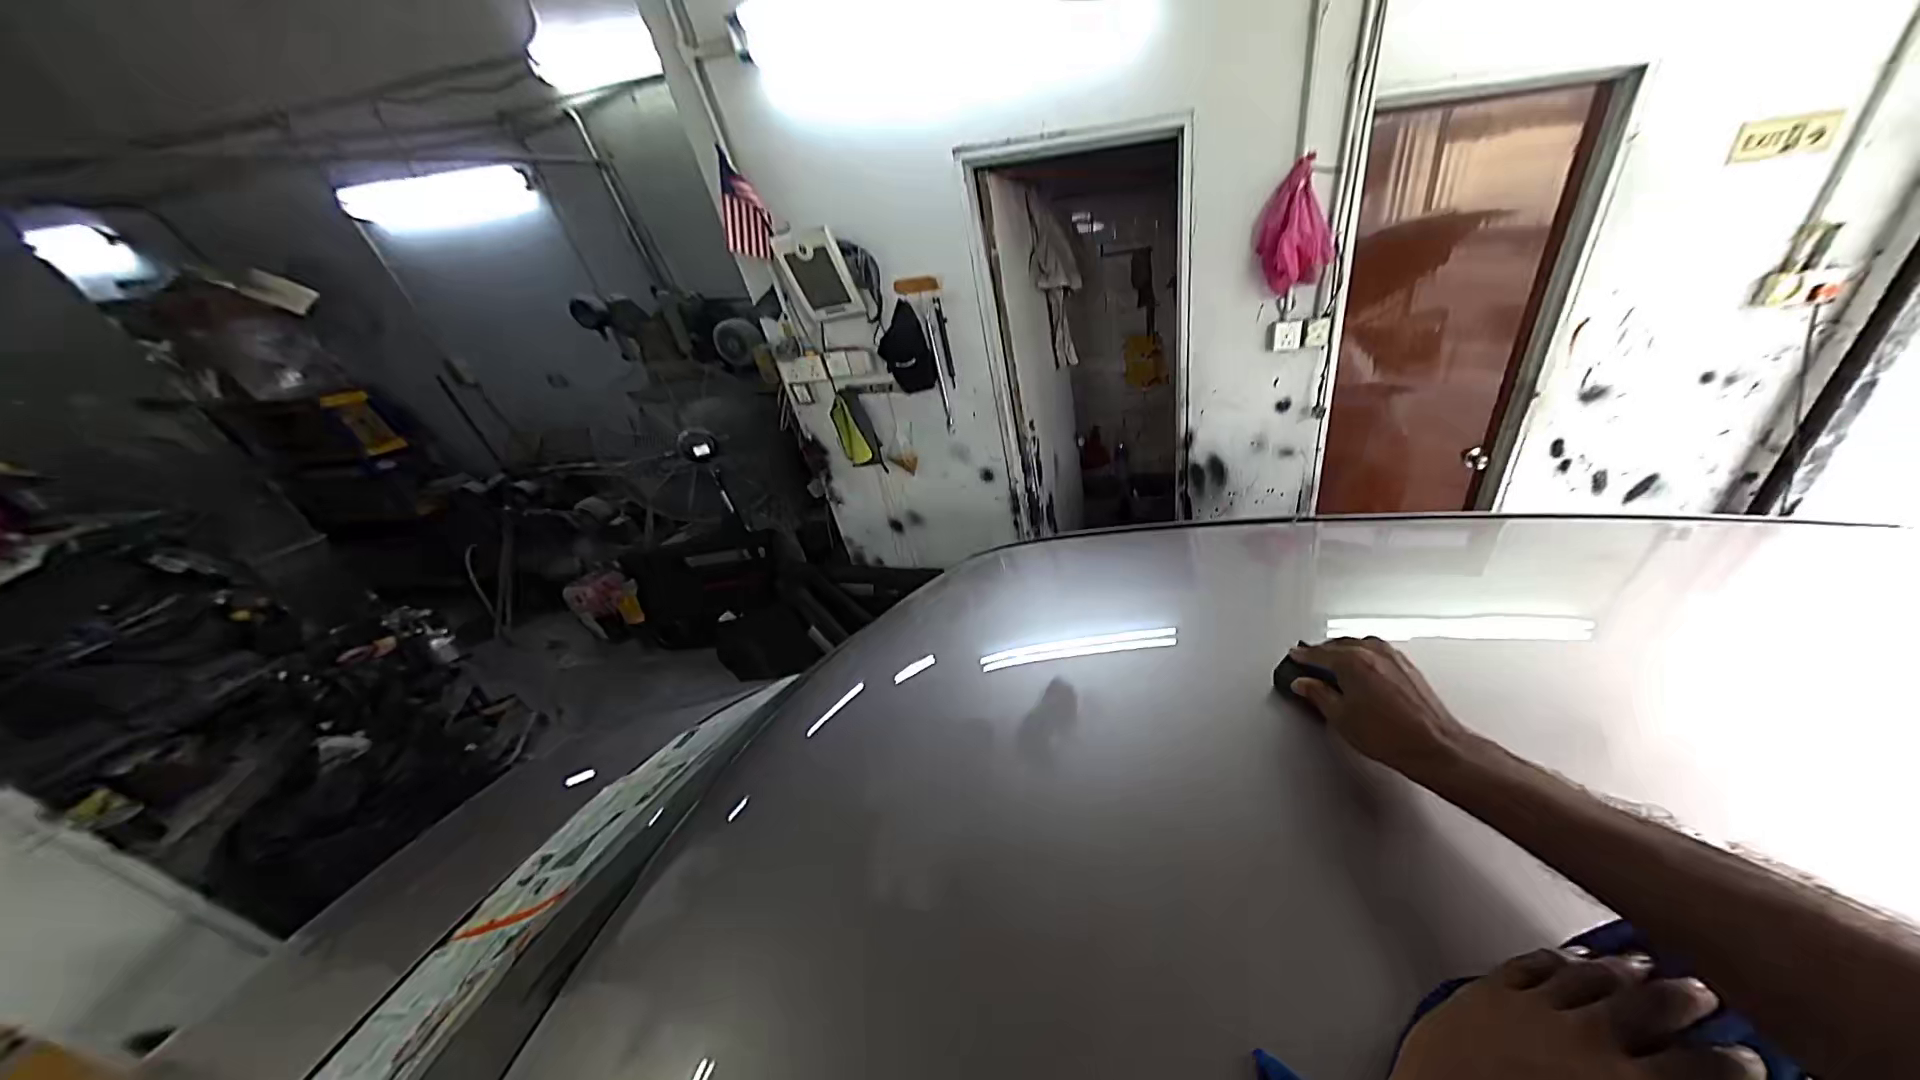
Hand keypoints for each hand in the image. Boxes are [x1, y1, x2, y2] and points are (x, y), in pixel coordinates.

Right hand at [1287, 637, 1472, 773]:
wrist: (1435, 747)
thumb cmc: (1393, 735)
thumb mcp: (1340, 716)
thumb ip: (1317, 695)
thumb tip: (1305, 685)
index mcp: (1352, 661)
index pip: (1318, 653)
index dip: (1302, 656)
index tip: (1295, 657)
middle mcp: (1374, 653)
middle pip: (1338, 645)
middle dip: (1321, 652)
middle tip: (1309, 663)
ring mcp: (1394, 659)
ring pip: (1359, 645)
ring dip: (1343, 652)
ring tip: (1333, 665)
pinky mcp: (1408, 667)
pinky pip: (1377, 652)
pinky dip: (1363, 656)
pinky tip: (1360, 670)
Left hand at [1392, 947, 1763, 1079]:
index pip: (1703, 1070)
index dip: (1733, 1062)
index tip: (1748, 1056)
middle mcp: (1588, 1039)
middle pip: (1647, 1006)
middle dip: (1681, 997)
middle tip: (1702, 989)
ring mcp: (1534, 1008)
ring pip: (1589, 976)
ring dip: (1620, 968)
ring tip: (1641, 962)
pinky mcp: (1489, 990)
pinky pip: (1529, 965)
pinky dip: (1555, 958)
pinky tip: (1565, 955)